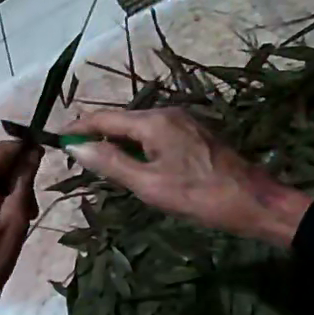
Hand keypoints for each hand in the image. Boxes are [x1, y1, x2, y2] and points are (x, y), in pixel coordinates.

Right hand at [64, 107, 312, 247]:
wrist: (255, 201)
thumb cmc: (200, 196)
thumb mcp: (149, 185)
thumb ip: (111, 163)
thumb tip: (77, 147)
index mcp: (153, 121)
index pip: (104, 118)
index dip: (79, 128)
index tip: (57, 139)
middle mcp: (166, 113)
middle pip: (121, 120)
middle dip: (96, 134)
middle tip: (74, 154)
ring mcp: (183, 121)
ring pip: (138, 127)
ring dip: (116, 140)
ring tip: (97, 159)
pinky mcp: (193, 133)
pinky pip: (154, 133)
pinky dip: (136, 144)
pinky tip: (132, 162)